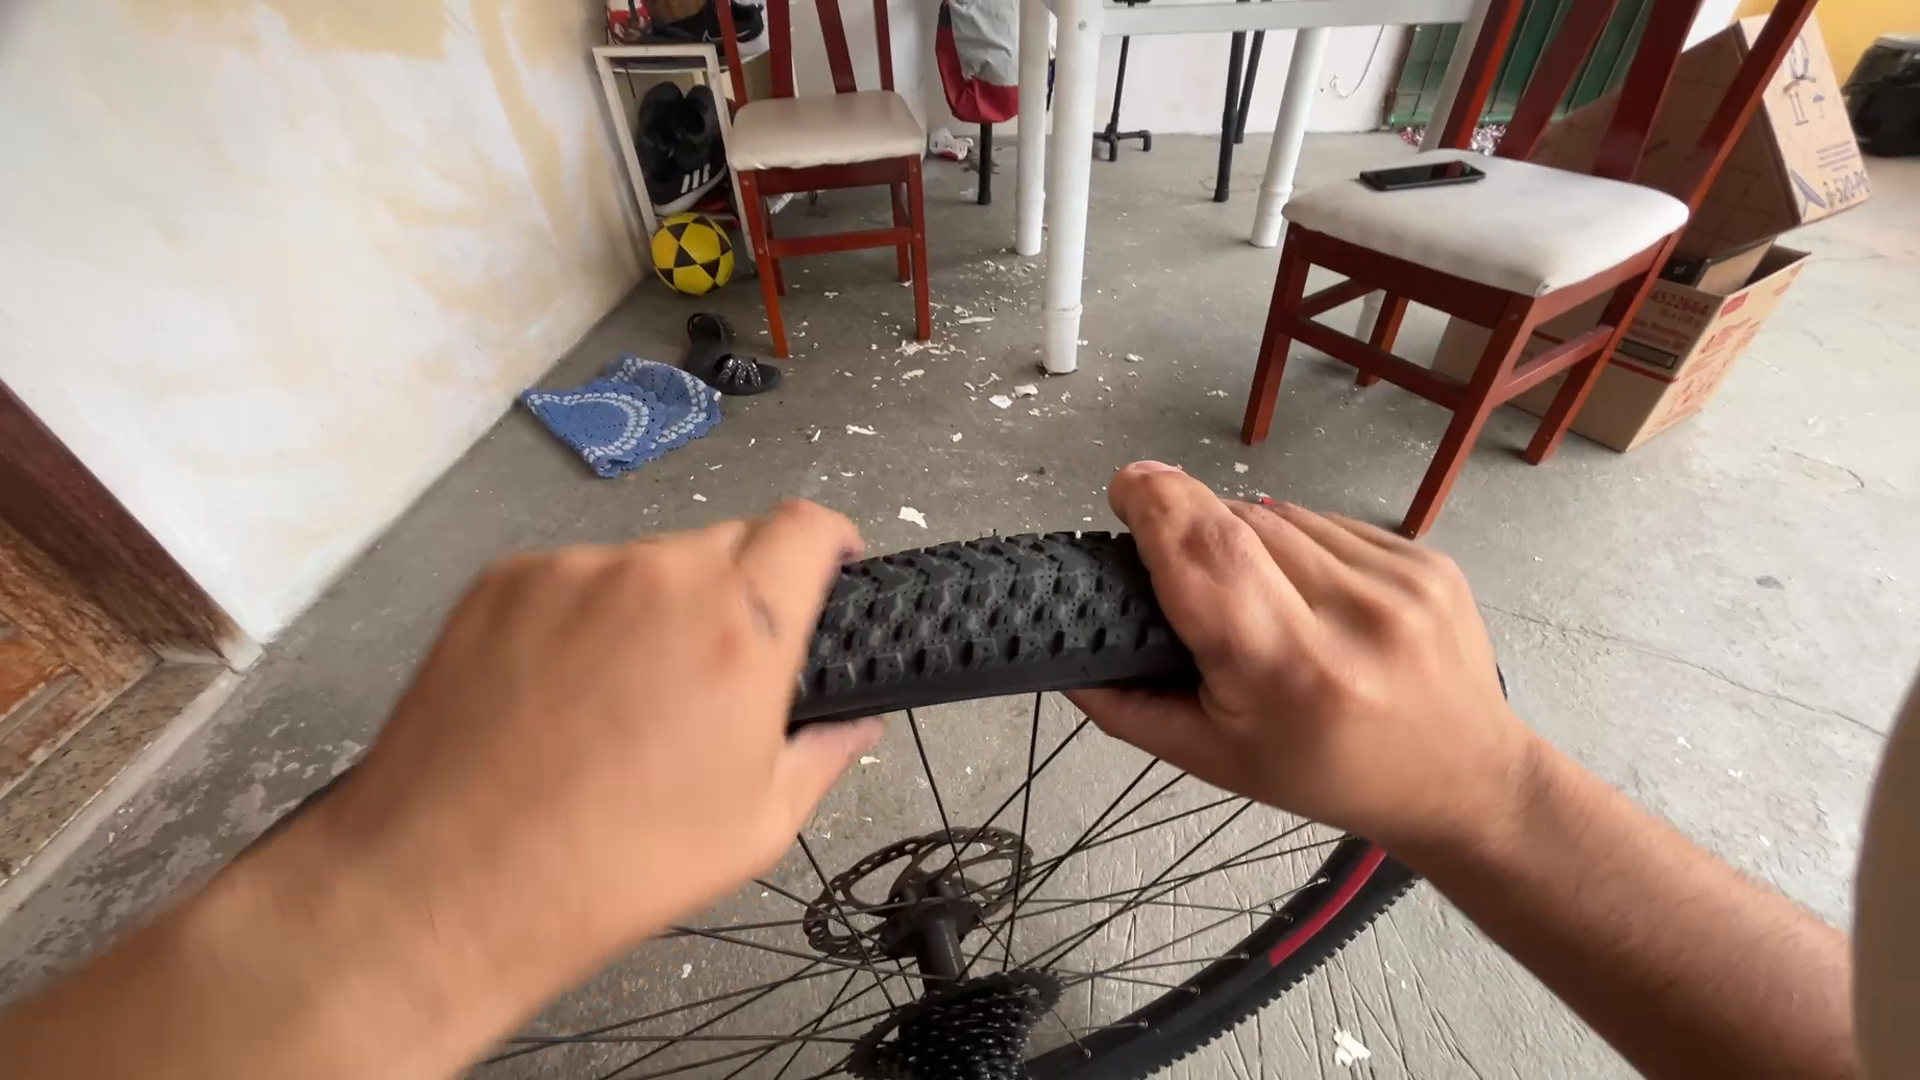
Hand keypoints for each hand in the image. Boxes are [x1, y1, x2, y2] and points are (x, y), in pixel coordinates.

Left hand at [303, 501, 882, 986]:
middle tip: (722, 659)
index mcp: (739, 629)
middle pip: (735, 541)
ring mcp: (577, 570)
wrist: (439, 890)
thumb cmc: (617, 863)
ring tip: (632, 682)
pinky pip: (583, 573)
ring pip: (657, 559)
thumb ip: (826, 752)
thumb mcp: (757, 824)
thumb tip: (859, 722)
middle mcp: (662, 577)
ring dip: (668, 601)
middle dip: (748, 587)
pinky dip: (596, 609)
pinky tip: (567, 680)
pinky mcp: (507, 578)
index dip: (832, 537)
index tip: (833, 564)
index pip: (807, 527)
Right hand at [1068, 463, 1537, 858]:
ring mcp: (1400, 578)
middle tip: (1179, 565)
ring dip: (1240, 536)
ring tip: (1255, 594)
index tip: (1125, 488)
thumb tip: (1066, 657)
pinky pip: (1322, 522)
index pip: (1210, 556)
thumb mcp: (1211, 758)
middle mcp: (1353, 614)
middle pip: (1236, 524)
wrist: (1466, 778)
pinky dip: (1290, 542)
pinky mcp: (1426, 555)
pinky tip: (1305, 589)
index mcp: (1290, 671)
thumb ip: (1127, 708)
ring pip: (1277, 517)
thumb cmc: (1324, 774)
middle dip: (1189, 524)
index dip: (1158, 506)